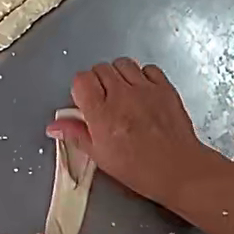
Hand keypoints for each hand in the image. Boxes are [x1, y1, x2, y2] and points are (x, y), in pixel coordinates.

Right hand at [47, 59, 221, 206]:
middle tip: (103, 99)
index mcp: (102, 113)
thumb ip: (76, 134)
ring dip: (118, 74)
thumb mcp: (100, 156)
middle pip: (100, 68)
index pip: (81, 80)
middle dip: (98, 81)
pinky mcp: (164, 88)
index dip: (80, 88)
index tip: (85, 101)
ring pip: (122, 63)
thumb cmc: (139, 168)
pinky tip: (142, 91)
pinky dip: (143, 75)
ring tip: (122, 92)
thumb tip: (54, 126)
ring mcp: (145, 89)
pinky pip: (148, 68)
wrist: (179, 170)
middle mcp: (121, 95)